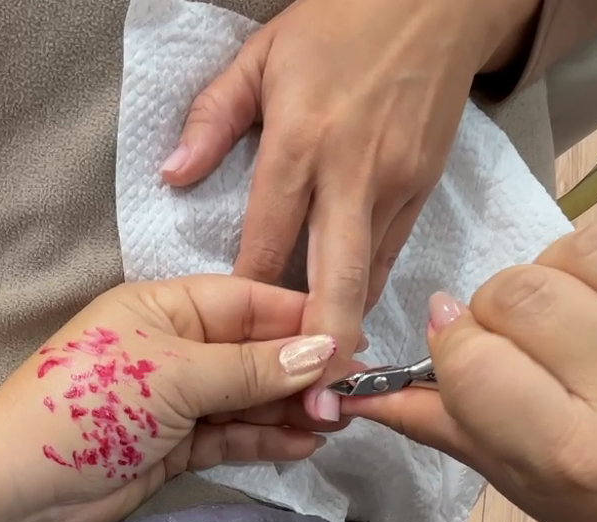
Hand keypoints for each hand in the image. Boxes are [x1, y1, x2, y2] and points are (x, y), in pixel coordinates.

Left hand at [0, 276, 336, 521]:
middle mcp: (174, 348)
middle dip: (300, 373)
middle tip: (350, 397)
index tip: (352, 344)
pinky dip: (262, 439)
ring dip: (288, 410)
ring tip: (335, 423)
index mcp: (165, 308)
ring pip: (245, 399)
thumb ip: (249, 368)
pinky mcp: (174, 446)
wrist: (23, 487)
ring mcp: (174, 401)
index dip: (301, 322)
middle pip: (253, 353)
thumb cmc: (90, 407)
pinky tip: (301, 445)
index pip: (249, 303)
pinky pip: (228, 436)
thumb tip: (323, 351)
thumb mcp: (175, 376)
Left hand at [162, 0, 539, 422]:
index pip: (266, 247)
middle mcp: (348, 178)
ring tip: (325, 388)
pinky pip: (388, 259)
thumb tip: (173, 176)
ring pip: (365, 281)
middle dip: (322, 351)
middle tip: (312, 408)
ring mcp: (394, 189)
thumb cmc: (338, 22)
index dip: (252, 310)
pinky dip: (365, 295)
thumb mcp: (262, 54)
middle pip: (333, 282)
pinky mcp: (423, 192)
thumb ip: (213, 118)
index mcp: (298, 146)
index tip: (237, 360)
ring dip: (345, 334)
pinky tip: (345, 326)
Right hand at [340, 209, 596, 521]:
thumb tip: (353, 382)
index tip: (467, 356)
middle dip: (497, 307)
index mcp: (578, 453)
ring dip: (557, 271)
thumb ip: (431, 421)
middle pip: (523, 292)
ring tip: (572, 309)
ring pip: (586, 245)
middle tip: (516, 335)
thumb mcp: (508, 475)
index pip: (474, 361)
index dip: (455, 348)